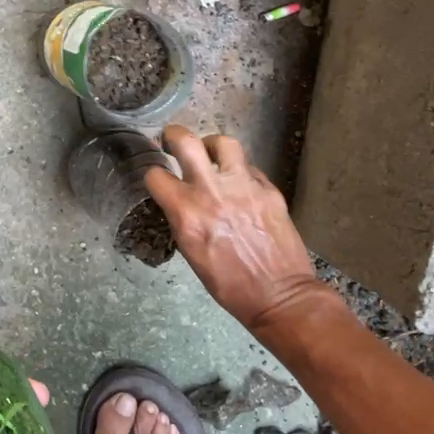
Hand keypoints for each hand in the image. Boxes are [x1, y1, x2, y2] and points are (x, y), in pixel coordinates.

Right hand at [144, 126, 328, 332]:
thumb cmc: (228, 283)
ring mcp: (244, 188)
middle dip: (174, 135)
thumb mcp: (190, 250)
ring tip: (211, 157)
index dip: (153, 174)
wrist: (281, 297)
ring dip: (212, 146)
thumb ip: (181, 216)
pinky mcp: (270, 191)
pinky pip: (249, 168)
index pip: (155, 174)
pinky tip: (240, 187)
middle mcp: (212, 192)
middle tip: (173, 142)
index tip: (157, 177)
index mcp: (187, 212)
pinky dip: (239, 172)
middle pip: (186, 141)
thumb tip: (178, 197)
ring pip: (224, 143)